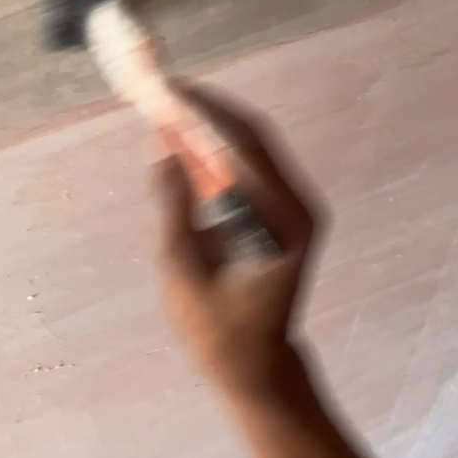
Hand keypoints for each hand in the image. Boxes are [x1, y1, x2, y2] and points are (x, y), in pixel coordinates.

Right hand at [155, 85, 322, 406]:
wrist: (256, 368)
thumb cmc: (217, 329)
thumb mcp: (183, 267)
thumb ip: (173, 203)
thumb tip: (160, 145)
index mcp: (283, 219)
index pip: (240, 145)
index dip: (200, 111)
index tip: (165, 89)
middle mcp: (297, 205)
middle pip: (249, 136)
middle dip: (203, 109)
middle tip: (159, 90)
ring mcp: (292, 207)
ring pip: (247, 146)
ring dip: (206, 125)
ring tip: (164, 106)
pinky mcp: (278, 212)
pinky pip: (244, 166)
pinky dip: (211, 149)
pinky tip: (181, 138)